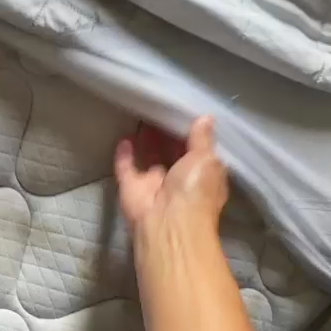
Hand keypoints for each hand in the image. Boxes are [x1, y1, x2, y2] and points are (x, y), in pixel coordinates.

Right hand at [112, 116, 229, 238]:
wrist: (167, 222)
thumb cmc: (195, 190)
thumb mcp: (206, 159)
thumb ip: (202, 138)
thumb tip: (205, 117)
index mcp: (202, 174)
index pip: (198, 150)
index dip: (192, 133)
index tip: (185, 112)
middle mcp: (178, 180)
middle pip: (172, 152)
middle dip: (168, 134)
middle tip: (161, 108)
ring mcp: (153, 183)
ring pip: (149, 157)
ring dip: (146, 140)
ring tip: (143, 115)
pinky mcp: (131, 186)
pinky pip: (126, 167)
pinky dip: (124, 154)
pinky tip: (124, 137)